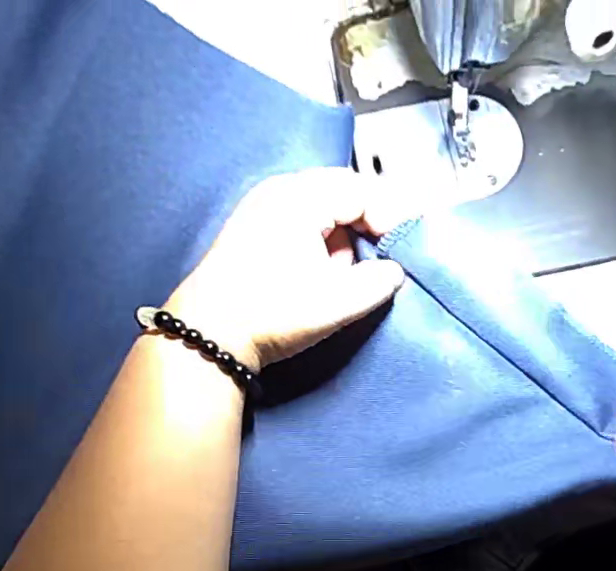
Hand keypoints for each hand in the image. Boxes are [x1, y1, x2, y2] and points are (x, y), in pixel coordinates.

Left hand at [162, 168, 408, 370]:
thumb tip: (394, 270)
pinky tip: (326, 272)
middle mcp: (279, 192)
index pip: (361, 190)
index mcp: (300, 198)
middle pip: (342, 192)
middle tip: (387, 255)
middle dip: (370, 222)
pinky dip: (324, 241)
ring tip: (352, 270)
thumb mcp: (340, 301)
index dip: (390, 217)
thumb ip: (380, 281)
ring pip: (324, 208)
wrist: (212, 334)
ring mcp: (263, 208)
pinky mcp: (256, 231)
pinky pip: (304, 222)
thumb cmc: (274, 313)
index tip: (402, 249)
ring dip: (346, 234)